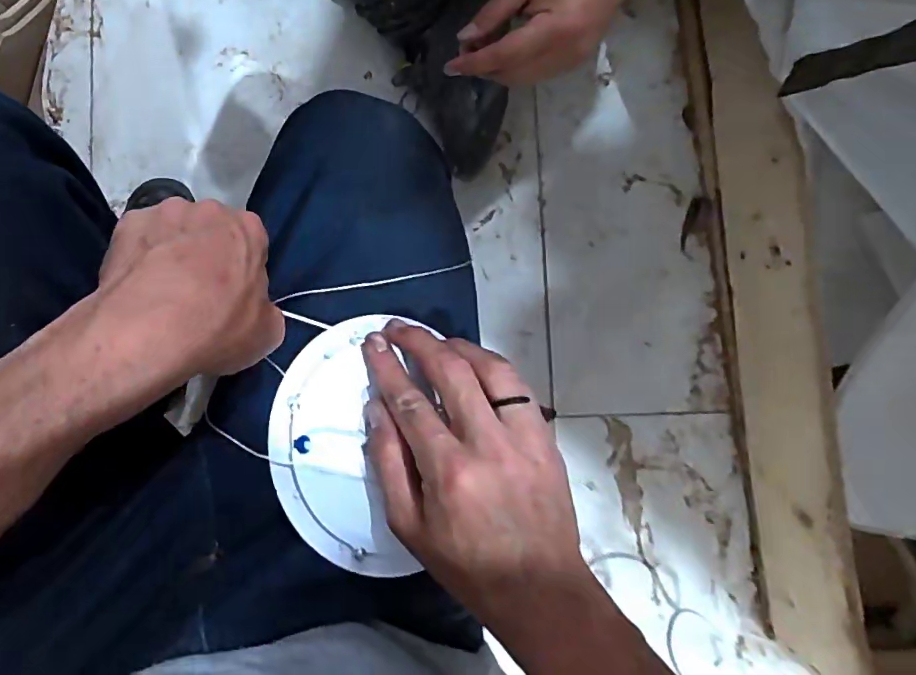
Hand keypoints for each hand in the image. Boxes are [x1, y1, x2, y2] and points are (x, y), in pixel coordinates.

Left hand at [85, 199, 283, 382]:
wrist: (145, 332)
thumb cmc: (214, 327)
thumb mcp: (264, 333)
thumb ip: (267, 313)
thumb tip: (260, 313)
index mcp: (249, 229)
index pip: (251, 243)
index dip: (240, 269)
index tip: (229, 295)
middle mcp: (210, 210)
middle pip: (211, 230)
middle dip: (205, 253)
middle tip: (194, 292)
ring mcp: (167, 212)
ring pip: (173, 229)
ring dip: (170, 250)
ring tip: (158, 290)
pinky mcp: (129, 222)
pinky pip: (138, 236)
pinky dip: (138, 254)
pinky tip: (133, 284)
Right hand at [361, 322, 592, 619]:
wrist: (538, 586)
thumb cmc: (466, 563)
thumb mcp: (410, 527)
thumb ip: (388, 463)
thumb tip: (377, 409)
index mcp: (448, 471)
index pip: (411, 402)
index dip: (388, 367)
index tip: (373, 344)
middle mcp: (486, 444)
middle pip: (449, 371)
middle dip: (418, 341)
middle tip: (396, 328)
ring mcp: (521, 435)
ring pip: (488, 367)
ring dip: (456, 345)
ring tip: (433, 340)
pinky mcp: (543, 433)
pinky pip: (515, 383)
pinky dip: (490, 363)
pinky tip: (474, 360)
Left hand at [446, 0, 636, 85]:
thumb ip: (495, 11)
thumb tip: (466, 38)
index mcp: (555, 30)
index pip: (505, 56)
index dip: (474, 63)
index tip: (449, 66)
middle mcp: (565, 54)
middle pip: (512, 75)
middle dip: (483, 68)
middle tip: (464, 49)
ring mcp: (573, 63)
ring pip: (523, 80)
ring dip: (497, 71)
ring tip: (481, 49)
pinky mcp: (575, 64)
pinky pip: (536, 76)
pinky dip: (514, 69)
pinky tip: (504, 51)